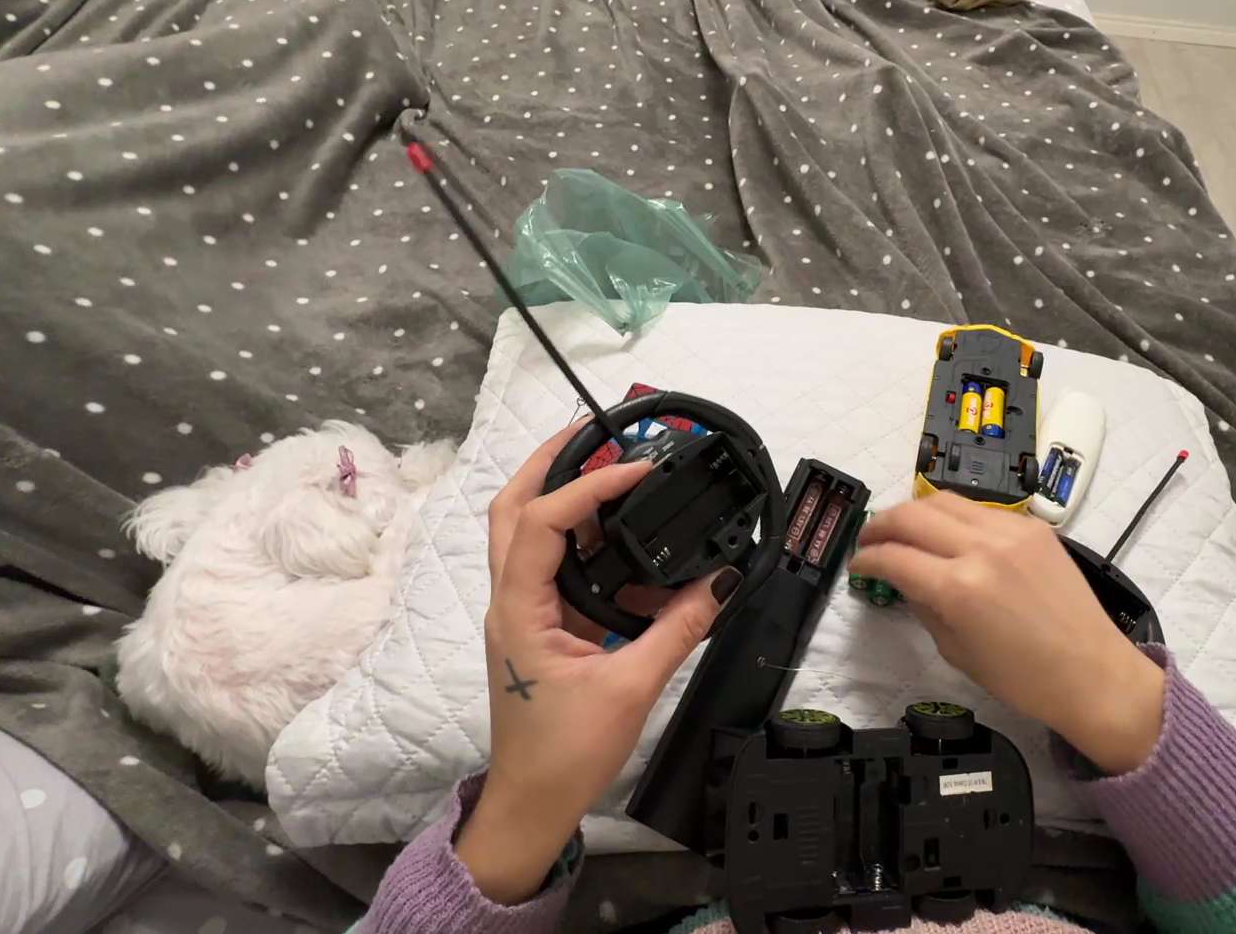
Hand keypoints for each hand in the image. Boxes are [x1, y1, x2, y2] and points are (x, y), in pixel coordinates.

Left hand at [454, 422, 741, 902]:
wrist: (531, 804)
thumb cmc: (567, 752)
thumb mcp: (633, 686)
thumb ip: (680, 626)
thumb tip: (724, 579)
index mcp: (520, 609)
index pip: (541, 522)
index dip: (589, 485)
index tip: (639, 469)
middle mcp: (511, 598)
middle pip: (511, 508)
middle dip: (547, 461)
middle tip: (593, 431)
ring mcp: (522, 609)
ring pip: (525, 531)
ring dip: (560, 490)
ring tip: (609, 465)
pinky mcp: (539, 622)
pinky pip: (554, 562)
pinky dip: (582, 534)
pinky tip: (622, 534)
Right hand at [849, 490, 1166, 774]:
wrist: (1094, 673)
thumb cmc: (1022, 678)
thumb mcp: (955, 650)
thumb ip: (922, 604)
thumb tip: (902, 576)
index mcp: (959, 588)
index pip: (893, 557)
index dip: (866, 559)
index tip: (857, 565)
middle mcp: (981, 548)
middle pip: (911, 515)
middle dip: (880, 524)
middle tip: (869, 539)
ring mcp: (1011, 531)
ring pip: (943, 500)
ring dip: (915, 512)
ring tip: (904, 528)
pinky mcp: (1034, 526)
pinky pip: (980, 510)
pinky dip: (955, 517)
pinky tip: (951, 535)